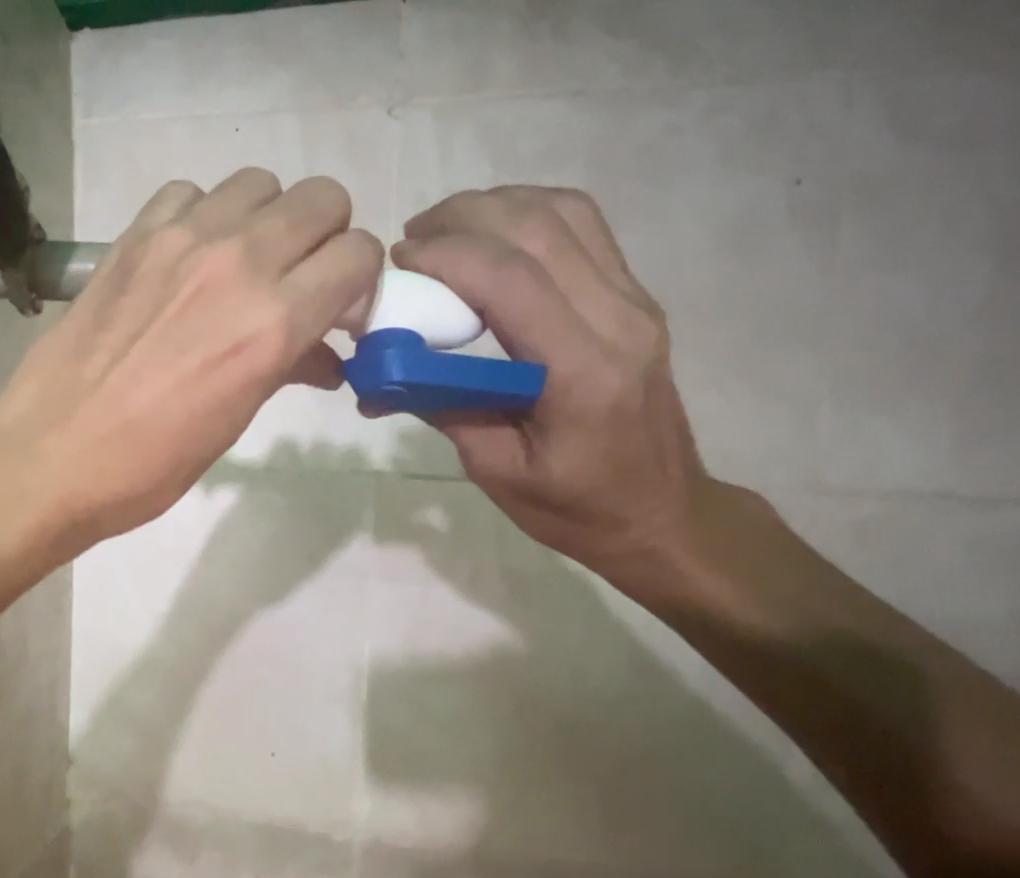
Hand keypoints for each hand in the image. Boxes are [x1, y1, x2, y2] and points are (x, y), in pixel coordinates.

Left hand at [0, 169, 383, 554]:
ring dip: (266, 219)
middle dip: (325, 239)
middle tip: (299, 281)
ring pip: (259, 183)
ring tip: (241, 265)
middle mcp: (237, 263)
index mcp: (272, 322)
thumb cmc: (148, 466)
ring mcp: (179, 241)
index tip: (338, 310)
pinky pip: (188, 192)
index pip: (357, 255)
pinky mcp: (131, 239)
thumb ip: (286, 366)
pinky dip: (201, 214)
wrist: (49, 457)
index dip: (358, 282)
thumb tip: (320, 353)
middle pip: (321, 200)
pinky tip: (185, 258)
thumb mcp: (235, 422)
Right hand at [390, 186, 712, 576]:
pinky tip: (491, 238)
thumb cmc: (572, 506)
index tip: (394, 263)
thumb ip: (442, 406)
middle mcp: (618, 319)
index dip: (445, 256)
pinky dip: (529, 217)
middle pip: (538, 228)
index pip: (510, 280)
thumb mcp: (494, 470)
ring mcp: (634, 302)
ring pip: (566, 213)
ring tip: (443, 232)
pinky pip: (583, 229)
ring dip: (496, 207)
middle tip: (409, 242)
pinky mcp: (634, 297)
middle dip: (463, 218)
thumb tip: (377, 368)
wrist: (659, 512)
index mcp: (581, 372)